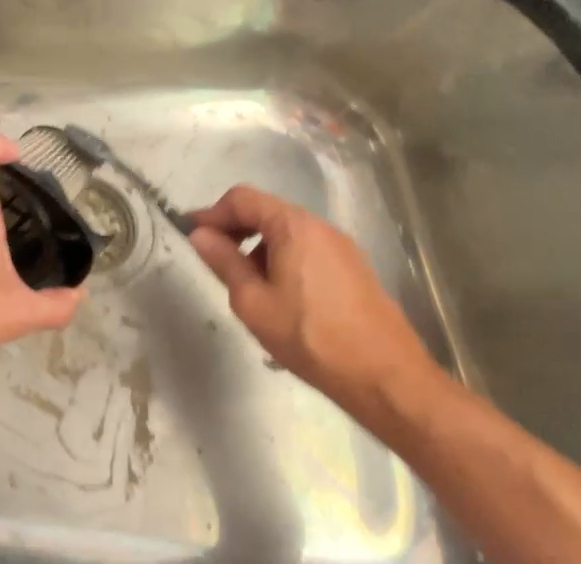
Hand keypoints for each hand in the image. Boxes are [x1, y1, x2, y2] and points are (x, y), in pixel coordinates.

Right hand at [188, 185, 437, 408]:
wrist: (388, 381)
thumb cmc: (310, 337)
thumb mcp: (252, 301)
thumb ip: (224, 261)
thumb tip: (201, 235)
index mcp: (295, 227)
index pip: (242, 198)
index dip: (212, 213)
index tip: (193, 237)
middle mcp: (322, 228)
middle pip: (267, 211)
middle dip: (235, 229)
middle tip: (214, 259)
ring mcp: (344, 250)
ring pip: (288, 233)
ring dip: (258, 246)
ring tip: (246, 283)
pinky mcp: (356, 272)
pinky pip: (308, 250)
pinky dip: (283, 259)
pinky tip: (280, 296)